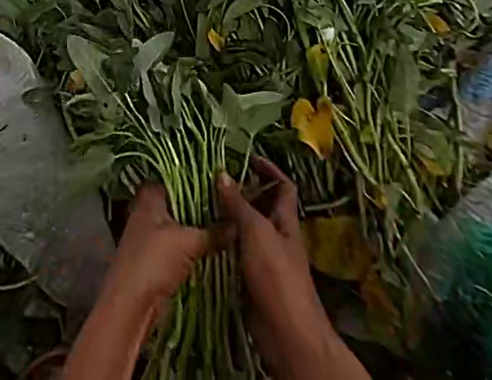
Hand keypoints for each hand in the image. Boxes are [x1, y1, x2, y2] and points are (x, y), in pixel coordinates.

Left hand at [66, 184, 210, 378]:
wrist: (131, 306)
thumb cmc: (154, 261)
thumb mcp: (189, 242)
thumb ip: (214, 232)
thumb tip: (237, 225)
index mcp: (150, 196)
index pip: (176, 176)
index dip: (198, 177)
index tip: (221, 180)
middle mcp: (148, 211)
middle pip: (179, 202)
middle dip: (202, 205)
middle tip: (229, 203)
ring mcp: (150, 235)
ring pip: (180, 225)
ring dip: (199, 227)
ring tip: (228, 222)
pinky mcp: (155, 258)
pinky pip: (179, 245)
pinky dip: (193, 246)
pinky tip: (214, 245)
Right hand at [218, 158, 367, 379]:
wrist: (286, 332)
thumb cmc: (277, 275)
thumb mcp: (256, 232)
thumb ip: (238, 204)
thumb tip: (221, 173)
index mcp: (286, 220)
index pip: (283, 186)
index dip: (269, 170)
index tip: (247, 158)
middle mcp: (277, 236)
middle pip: (263, 206)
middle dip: (243, 191)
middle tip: (215, 181)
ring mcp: (266, 258)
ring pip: (248, 229)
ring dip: (230, 217)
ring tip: (204, 203)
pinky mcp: (253, 279)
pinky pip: (238, 253)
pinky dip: (225, 243)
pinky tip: (207, 238)